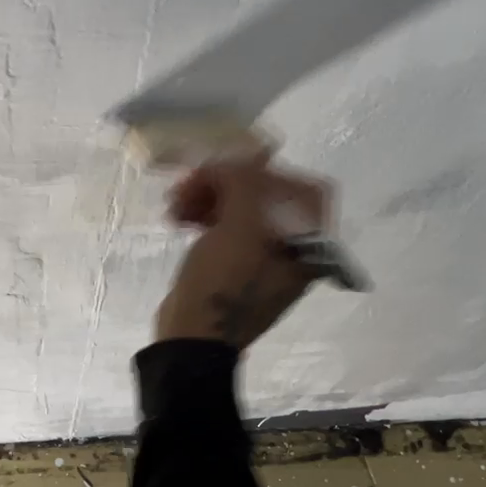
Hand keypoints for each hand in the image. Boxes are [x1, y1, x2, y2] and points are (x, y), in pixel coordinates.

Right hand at [155, 150, 331, 347]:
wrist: (193, 337)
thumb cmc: (224, 283)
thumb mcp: (240, 228)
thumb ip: (250, 183)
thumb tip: (253, 149)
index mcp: (309, 243)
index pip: (302, 186)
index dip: (263, 171)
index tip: (225, 171)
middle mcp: (295, 247)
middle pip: (267, 193)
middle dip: (226, 183)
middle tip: (189, 184)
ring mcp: (265, 255)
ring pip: (241, 205)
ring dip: (208, 196)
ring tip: (176, 204)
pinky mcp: (236, 261)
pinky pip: (225, 224)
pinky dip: (204, 214)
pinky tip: (178, 217)